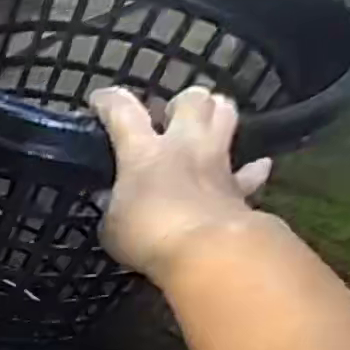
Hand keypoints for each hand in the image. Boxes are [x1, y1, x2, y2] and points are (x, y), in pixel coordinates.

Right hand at [89, 86, 273, 278]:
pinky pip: (249, 172)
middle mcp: (184, 146)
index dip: (109, 102)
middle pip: (193, 99)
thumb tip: (113, 200)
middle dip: (181, 103)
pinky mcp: (239, 189)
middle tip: (170, 119)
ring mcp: (216, 163)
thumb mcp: (111, 226)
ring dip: (216, 116)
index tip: (99, 99)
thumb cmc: (146, 235)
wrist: (205, 250)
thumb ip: (112, 208)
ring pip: (227, 115)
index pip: (123, 113)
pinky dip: (250, 170)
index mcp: (144, 153)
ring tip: (203, 129)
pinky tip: (250, 169)